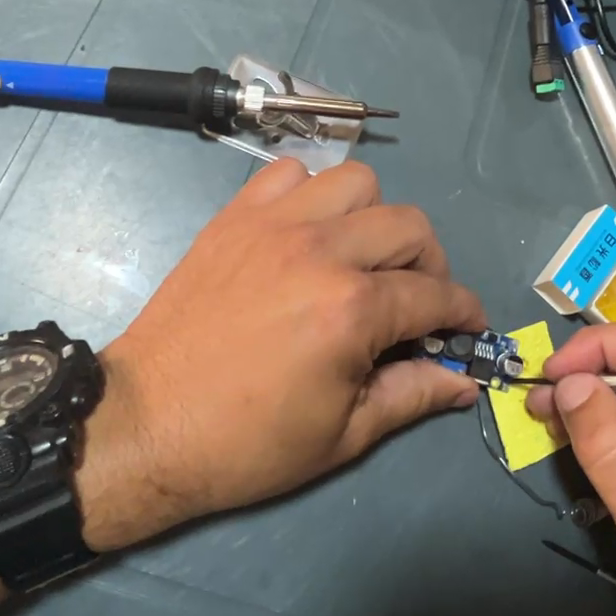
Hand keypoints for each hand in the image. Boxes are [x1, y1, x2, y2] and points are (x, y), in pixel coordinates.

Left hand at [76, 160, 487, 549]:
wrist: (147, 423)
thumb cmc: (247, 443)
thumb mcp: (342, 435)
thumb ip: (412, 396)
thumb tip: (464, 381)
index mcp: (353, 309)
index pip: (435, 294)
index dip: (464, 311)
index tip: (468, 326)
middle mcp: (322, 250)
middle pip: (410, 226)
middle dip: (430, 263)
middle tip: (415, 297)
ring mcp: (276, 222)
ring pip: (356, 181)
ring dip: (373, 216)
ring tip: (359, 255)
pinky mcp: (237, 215)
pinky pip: (290, 172)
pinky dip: (309, 193)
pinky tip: (303, 232)